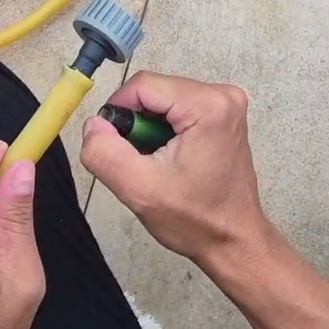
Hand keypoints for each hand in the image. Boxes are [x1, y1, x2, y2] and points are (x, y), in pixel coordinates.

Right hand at [80, 72, 272, 266]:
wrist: (235, 243)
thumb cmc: (196, 220)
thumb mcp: (140, 190)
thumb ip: (105, 153)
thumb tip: (93, 124)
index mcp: (208, 104)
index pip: (142, 85)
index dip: (119, 112)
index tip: (118, 147)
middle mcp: (222, 94)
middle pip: (154, 90)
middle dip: (137, 123)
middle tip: (140, 161)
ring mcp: (226, 102)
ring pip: (163, 99)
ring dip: (149, 128)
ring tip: (157, 163)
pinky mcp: (224, 113)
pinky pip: (177, 107)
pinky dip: (164, 130)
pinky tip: (170, 159)